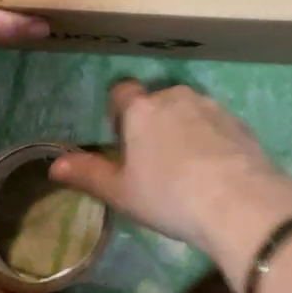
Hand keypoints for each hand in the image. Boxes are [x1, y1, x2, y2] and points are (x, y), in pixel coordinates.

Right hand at [50, 82, 291, 292]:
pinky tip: (215, 170)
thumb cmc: (169, 196)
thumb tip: (53, 165)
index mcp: (141, 109)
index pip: (122, 92)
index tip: (122, 138)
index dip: (119, 111)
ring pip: (188, 110)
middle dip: (153, 122)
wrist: (238, 200)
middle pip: (157, 100)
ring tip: (187, 167)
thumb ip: (89, 174)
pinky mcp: (238, 120)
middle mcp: (174, 96)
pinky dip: (212, 138)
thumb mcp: (122, 192)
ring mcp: (210, 105)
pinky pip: (216, 124)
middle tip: (154, 159)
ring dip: (184, 128)